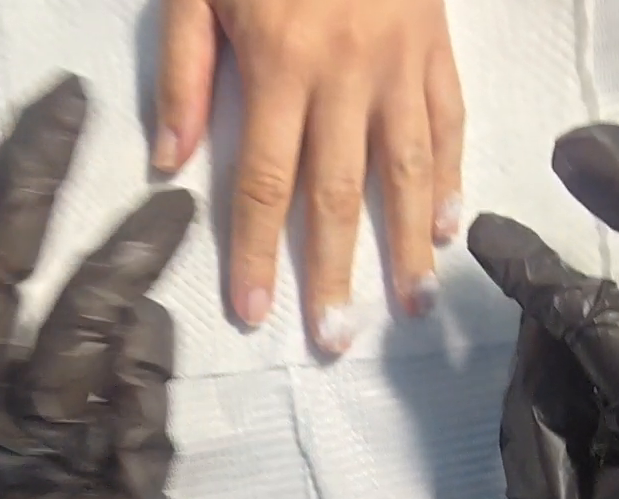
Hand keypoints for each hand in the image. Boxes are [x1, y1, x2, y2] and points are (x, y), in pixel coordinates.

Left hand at [154, 0, 464, 353]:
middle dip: (334, 273)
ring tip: (411, 305)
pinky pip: (448, 116)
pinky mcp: (435, 40)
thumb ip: (182, 74)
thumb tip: (168, 165)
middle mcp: (343, 73)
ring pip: (404, 169)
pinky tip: (450, 226)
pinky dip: (449, 174)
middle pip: (335, 194)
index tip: (253, 314)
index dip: (255, 254)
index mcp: (279, 64)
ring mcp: (398, 59)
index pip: (262, 184)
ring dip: (407, 245)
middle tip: (337, 339)